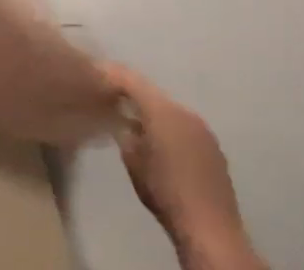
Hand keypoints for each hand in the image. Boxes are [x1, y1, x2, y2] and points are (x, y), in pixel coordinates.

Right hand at [104, 65, 262, 267]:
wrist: (209, 228)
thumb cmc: (162, 189)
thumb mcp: (131, 158)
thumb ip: (125, 131)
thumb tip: (123, 120)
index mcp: (164, 112)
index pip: (131, 80)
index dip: (110, 73)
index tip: (90, 74)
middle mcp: (187, 115)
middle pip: (152, 93)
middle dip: (129, 93)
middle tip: (106, 97)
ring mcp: (204, 132)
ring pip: (169, 110)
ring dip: (149, 110)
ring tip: (129, 119)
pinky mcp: (213, 149)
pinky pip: (183, 126)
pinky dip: (166, 126)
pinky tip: (155, 140)